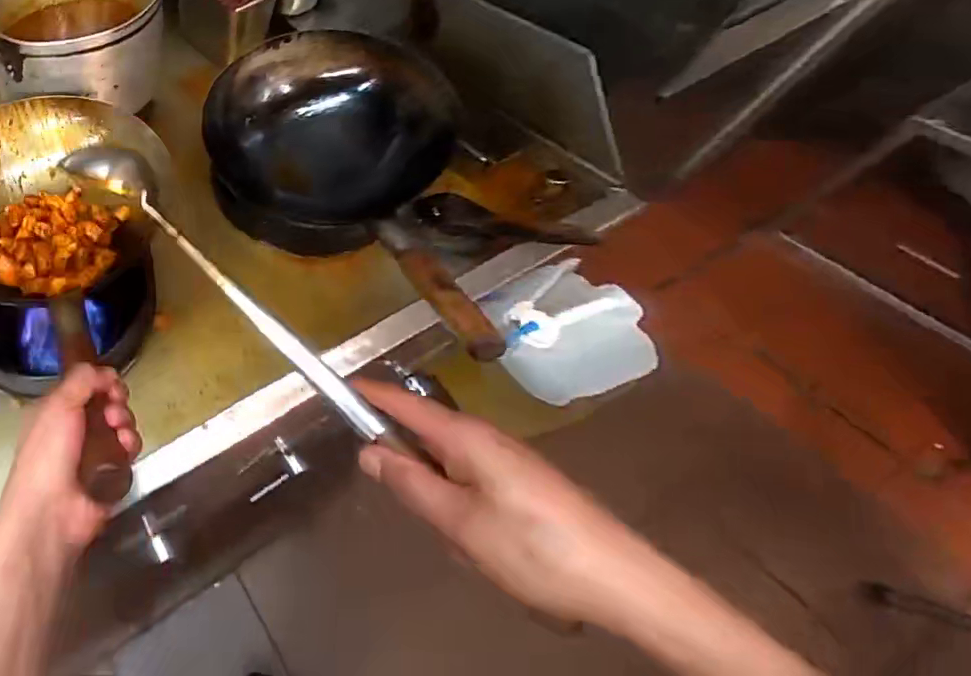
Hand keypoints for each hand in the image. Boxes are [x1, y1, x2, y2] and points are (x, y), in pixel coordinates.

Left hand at [0, 367, 141, 675]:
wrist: (50, 513)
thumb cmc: (48, 452)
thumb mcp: (59, 404)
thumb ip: (83, 380)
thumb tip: (108, 372)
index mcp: (55, 410)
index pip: (85, 387)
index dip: (101, 382)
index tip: (112, 385)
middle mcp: (72, 430)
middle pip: (106, 404)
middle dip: (117, 402)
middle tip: (115, 411)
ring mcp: (91, 454)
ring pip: (120, 427)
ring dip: (126, 424)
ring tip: (121, 432)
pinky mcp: (109, 477)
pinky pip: (126, 453)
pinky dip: (129, 447)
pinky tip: (126, 449)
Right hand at [351, 377, 675, 628]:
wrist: (630, 585)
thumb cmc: (535, 549)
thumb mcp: (459, 523)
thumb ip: (409, 483)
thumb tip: (369, 451)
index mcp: (464, 437)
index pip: (403, 403)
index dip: (370, 394)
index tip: (340, 387)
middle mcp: (485, 437)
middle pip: (425, 439)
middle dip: (414, 474)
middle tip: (429, 519)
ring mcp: (509, 460)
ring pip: (451, 469)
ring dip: (446, 504)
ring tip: (473, 550)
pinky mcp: (527, 483)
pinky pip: (477, 487)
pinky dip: (470, 512)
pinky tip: (494, 551)